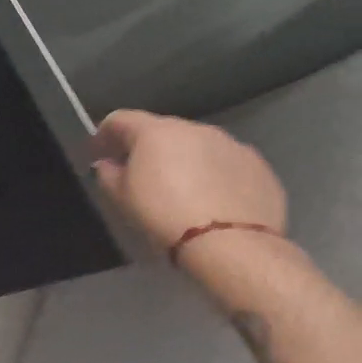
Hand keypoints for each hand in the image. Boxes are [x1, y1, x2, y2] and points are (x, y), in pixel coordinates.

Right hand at [89, 110, 286, 252]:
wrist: (231, 243)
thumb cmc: (162, 213)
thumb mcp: (119, 194)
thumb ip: (109, 171)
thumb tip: (111, 164)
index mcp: (156, 131)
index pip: (120, 119)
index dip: (105, 134)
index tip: (100, 154)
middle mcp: (197, 130)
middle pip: (162, 128)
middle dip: (147, 144)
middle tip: (139, 168)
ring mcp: (234, 146)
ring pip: (198, 143)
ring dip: (183, 155)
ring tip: (179, 182)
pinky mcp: (261, 167)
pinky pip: (226, 161)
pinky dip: (213, 170)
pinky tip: (210, 194)